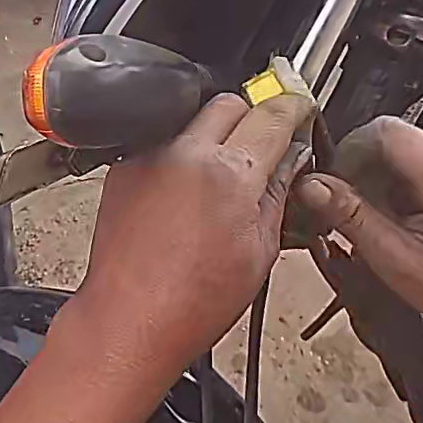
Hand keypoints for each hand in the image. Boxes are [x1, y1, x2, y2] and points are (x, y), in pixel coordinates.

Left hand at [70, 92, 314, 381]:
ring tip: (219, 178)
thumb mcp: (259, 251)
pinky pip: (163, 141)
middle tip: (261, 148)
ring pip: (194, 116)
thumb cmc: (190, 302)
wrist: (129, 320)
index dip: (294, 108)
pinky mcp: (124, 167)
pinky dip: (181, 154)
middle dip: (253, 117)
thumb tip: (290, 160)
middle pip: (231, 101)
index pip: (273, 115)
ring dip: (215, 134)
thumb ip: (278, 192)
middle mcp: (186, 154)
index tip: (298, 110)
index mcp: (230, 175)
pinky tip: (186, 190)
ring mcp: (150, 157)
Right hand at [293, 116, 422, 362]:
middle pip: (390, 136)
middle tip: (342, 204)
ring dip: (371, 178)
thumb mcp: (398, 262)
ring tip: (367, 219)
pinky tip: (388, 219)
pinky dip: (389, 186)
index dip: (347, 153)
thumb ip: (353, 218)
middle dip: (356, 167)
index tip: (330, 184)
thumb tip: (311, 187)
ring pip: (398, 149)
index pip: (386, 132)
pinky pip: (412, 166)